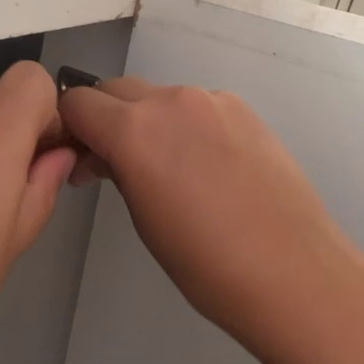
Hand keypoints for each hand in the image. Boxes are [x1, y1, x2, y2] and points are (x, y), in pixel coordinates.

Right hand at [58, 78, 363, 357]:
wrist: (295, 273)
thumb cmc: (206, 264)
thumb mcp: (143, 219)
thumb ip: (117, 171)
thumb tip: (105, 155)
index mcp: (135, 129)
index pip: (78, 103)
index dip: (69, 127)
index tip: (76, 156)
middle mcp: (172, 101)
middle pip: (116, 90)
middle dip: (105, 120)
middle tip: (112, 165)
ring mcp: (214, 101)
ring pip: (160, 98)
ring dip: (148, 122)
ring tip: (167, 172)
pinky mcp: (246, 111)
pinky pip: (198, 108)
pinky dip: (187, 127)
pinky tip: (207, 170)